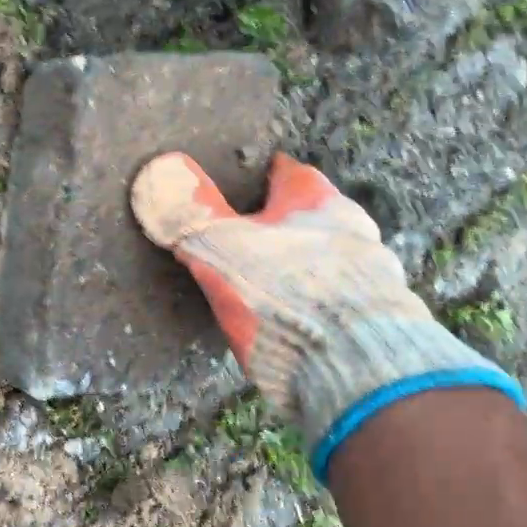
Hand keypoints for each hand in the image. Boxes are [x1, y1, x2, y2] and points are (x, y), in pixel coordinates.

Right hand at [131, 151, 524, 481]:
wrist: (347, 359)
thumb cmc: (280, 289)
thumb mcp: (216, 246)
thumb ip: (190, 211)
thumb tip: (161, 168)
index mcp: (314, 202)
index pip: (289, 173)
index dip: (260, 173)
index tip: (240, 177)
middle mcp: (348, 226)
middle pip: (308, 212)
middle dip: (278, 218)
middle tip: (241, 228)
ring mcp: (364, 269)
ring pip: (322, 250)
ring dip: (294, 257)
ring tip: (257, 272)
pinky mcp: (365, 310)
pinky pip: (329, 289)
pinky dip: (305, 291)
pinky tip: (279, 307)